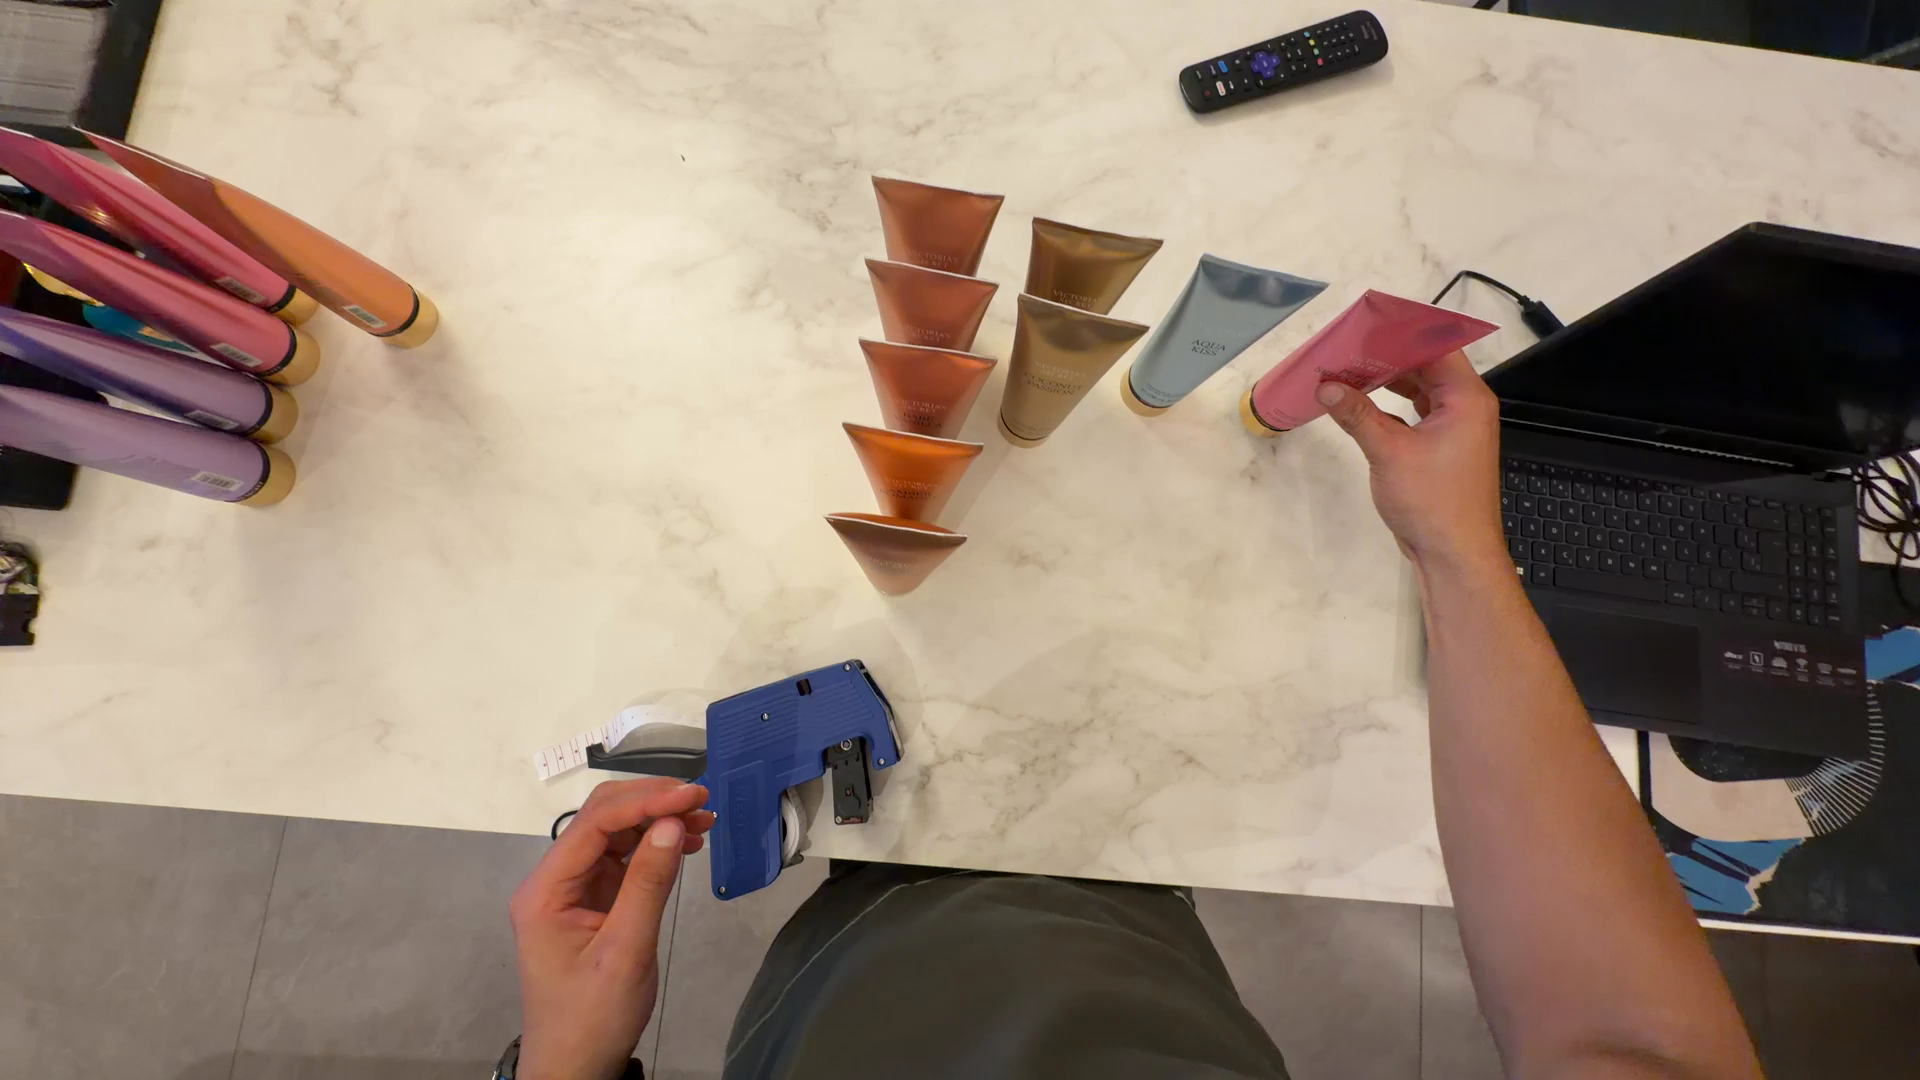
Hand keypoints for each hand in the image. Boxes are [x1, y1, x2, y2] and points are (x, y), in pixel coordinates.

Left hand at [510, 779, 716, 1079]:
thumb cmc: (593, 1016)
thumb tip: (674, 823)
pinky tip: (688, 843)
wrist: (576, 1069)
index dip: (646, 801)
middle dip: (653, 801)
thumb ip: (647, 883)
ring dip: (661, 817)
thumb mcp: (625, 951)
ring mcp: (576, 886)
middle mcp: (556, 879)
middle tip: (702, 801)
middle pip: (603, 816)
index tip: (694, 796)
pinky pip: (627, 853)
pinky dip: (659, 841)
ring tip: (705, 820)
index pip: (595, 823)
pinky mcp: (596, 896)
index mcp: (547, 890)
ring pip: (618, 829)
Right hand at [1314, 351, 1506, 573]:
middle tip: (1348, 347)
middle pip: (1428, 366)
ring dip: (1386, 381)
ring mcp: (1453, 429)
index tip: (1368, 324)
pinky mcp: (1439, 448)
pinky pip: (1413, 413)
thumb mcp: (1388, 451)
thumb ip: (1357, 415)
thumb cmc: (1431, 498)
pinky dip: (1388, 406)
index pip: (1437, 348)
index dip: (1404, 334)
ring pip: (1419, 390)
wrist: (1453, 551)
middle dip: (1388, 356)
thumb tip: (1326, 386)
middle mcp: (1465, 407)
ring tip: (1348, 370)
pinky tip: (1360, 403)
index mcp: (1466, 399)